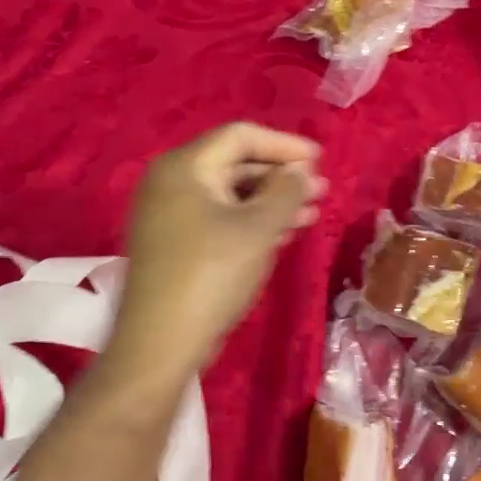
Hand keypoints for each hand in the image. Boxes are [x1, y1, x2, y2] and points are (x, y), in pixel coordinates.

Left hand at [115, 122, 327, 373]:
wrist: (160, 345)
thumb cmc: (212, 275)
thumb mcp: (259, 228)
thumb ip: (287, 191)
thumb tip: (302, 170)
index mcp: (184, 167)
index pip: (240, 136)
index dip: (285, 145)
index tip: (321, 161)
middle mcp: (170, 182)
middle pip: (235, 163)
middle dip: (281, 176)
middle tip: (321, 191)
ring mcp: (169, 215)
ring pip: (230, 195)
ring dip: (272, 201)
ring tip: (312, 213)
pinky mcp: (174, 244)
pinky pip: (219, 218)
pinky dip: (252, 221)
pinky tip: (284, 233)